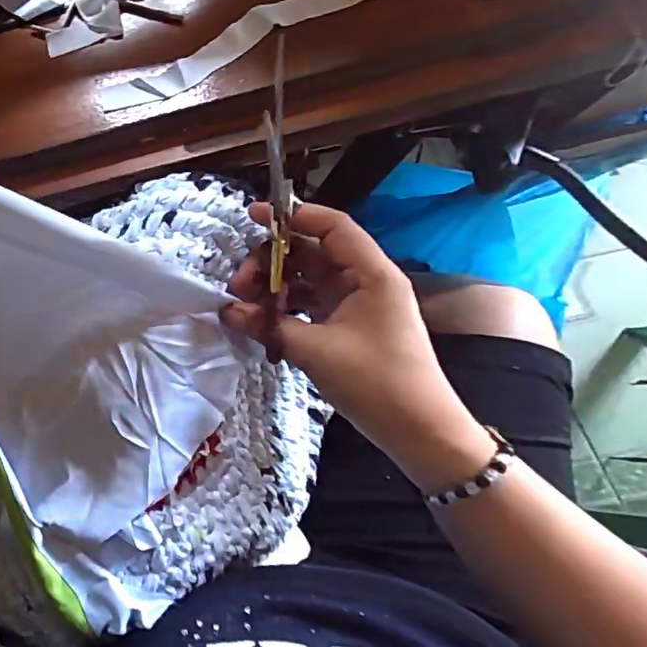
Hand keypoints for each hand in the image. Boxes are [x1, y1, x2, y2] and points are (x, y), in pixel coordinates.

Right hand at [222, 202, 486, 474]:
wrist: (419, 431)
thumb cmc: (377, 383)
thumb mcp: (315, 350)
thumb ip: (268, 325)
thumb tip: (227, 310)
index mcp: (371, 274)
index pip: (332, 227)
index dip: (293, 216)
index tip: (253, 215)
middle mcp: (364, 281)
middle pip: (310, 252)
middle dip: (270, 262)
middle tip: (239, 284)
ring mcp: (356, 304)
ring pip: (306, 279)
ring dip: (274, 286)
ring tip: (246, 306)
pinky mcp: (347, 325)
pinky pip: (310, 303)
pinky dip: (285, 307)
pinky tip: (262, 320)